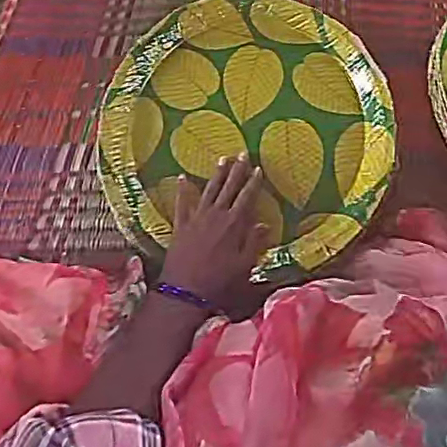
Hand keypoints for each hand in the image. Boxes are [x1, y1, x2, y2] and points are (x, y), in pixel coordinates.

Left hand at [160, 155, 269, 300]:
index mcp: (234, 224)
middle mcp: (216, 215)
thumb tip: (264, 224)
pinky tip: (181, 177)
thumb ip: (254, 243)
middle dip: (237, 170)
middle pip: (229, 188)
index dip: (253, 182)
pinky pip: (182, 203)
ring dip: (216, 174)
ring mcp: (197, 218)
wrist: (185, 292)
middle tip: (242, 154)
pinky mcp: (181, 225)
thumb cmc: (219, 282)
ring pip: (209, 190)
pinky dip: (182, 189)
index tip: (258, 168)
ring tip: (222, 159)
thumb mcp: (244, 266)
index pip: (247, 197)